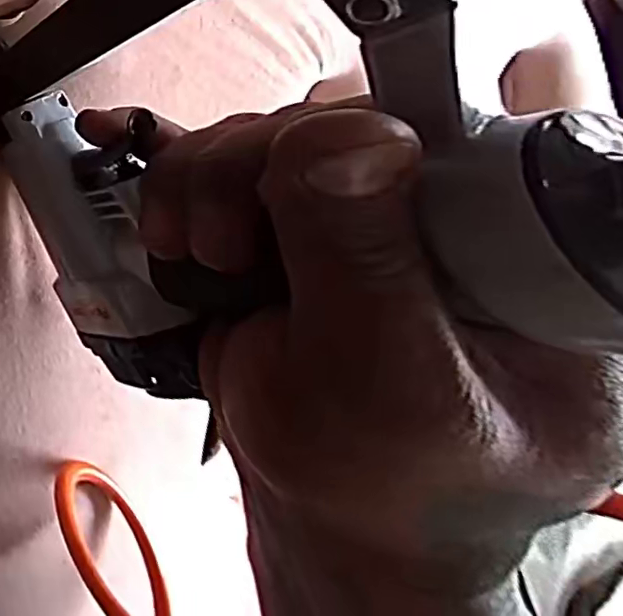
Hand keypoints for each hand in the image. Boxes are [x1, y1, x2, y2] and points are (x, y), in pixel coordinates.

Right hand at [82, 105, 622, 612]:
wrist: (327, 499)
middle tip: (217, 254)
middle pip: (310, 124)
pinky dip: (154, 150)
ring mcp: (338, 206)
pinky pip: (203, 154)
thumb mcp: (389, 382)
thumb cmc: (386, 472)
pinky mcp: (266, 213)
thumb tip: (343, 135)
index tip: (273, 214)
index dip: (336, 149)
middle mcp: (428, 209)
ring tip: (185, 255)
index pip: (428, 135)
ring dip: (187, 182)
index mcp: (514, 247)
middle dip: (233, 175)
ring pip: (244, 134)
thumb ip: (365, 263)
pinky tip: (108, 137)